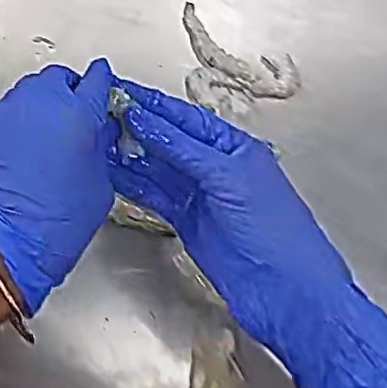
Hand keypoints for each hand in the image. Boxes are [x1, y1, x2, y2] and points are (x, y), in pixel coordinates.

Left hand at [0, 59, 118, 313]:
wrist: (16, 225)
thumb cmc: (63, 211)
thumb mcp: (102, 177)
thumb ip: (101, 142)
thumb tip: (100, 128)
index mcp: (79, 111)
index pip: (96, 80)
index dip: (102, 79)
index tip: (104, 78)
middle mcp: (44, 99)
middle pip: (60, 76)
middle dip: (71, 87)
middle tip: (79, 108)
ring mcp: (16, 104)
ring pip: (34, 86)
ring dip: (46, 98)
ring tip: (55, 123)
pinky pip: (16, 103)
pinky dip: (26, 111)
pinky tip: (33, 134)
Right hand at [111, 80, 386, 387]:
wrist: (292, 301)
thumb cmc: (277, 234)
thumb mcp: (226, 178)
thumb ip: (179, 145)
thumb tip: (138, 115)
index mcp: (230, 146)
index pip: (179, 114)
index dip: (145, 100)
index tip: (113, 85)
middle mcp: (210, 164)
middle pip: (161, 135)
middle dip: (129, 122)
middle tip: (95, 110)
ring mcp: (195, 191)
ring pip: (151, 161)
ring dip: (124, 150)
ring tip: (94, 138)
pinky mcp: (182, 216)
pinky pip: (148, 189)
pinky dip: (127, 179)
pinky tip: (107, 169)